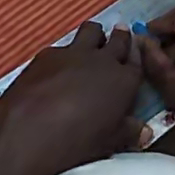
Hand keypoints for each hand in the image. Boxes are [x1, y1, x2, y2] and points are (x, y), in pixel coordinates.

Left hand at [0, 21, 143, 174]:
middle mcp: (102, 60)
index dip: (137, 55)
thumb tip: (144, 130)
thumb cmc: (77, 142)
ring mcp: (74, 52)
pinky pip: (64, 45)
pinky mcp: (49, 52)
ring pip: (91, 31)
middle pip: (117, 39)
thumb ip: (127, 132)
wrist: (29, 128)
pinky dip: (66, 53)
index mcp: (123, 81)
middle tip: (120, 35)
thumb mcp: (108, 143)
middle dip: (120, 37)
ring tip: (93, 43)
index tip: (135, 51)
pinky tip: (58, 68)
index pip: (137, 61)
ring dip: (95, 36)